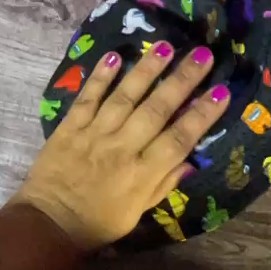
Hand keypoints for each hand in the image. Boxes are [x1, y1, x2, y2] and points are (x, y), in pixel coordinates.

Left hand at [12, 42, 231, 250]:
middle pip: (156, 109)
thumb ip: (163, 184)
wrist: (48, 223)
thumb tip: (191, 160)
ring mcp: (94, 134)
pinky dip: (100, 77)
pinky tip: (115, 56)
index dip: (202, 115)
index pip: (179, 139)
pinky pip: (88, 97)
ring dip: (146, 69)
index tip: (222, 91)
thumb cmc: (97, 223)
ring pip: (124, 96)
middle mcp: (121, 148)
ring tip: (165, 46)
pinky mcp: (70, 127)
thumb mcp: (137, 213)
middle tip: (202, 54)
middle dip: (181, 80)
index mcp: (142, 174)